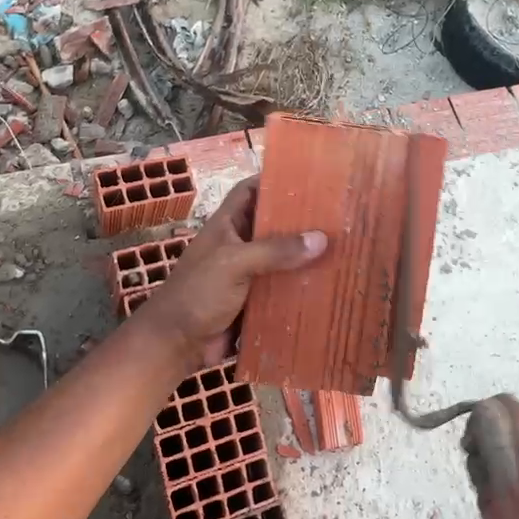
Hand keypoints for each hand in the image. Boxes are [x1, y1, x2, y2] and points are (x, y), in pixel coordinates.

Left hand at [131, 176, 325, 368]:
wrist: (175, 344)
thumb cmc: (197, 293)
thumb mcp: (234, 264)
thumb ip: (275, 250)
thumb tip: (321, 239)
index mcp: (226, 226)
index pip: (249, 191)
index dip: (272, 180)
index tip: (306, 175)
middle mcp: (238, 245)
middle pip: (272, 225)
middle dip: (299, 220)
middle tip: (337, 214)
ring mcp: (247, 274)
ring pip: (281, 258)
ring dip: (304, 256)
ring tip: (342, 247)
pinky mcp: (255, 302)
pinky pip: (282, 288)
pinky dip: (300, 286)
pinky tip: (328, 284)